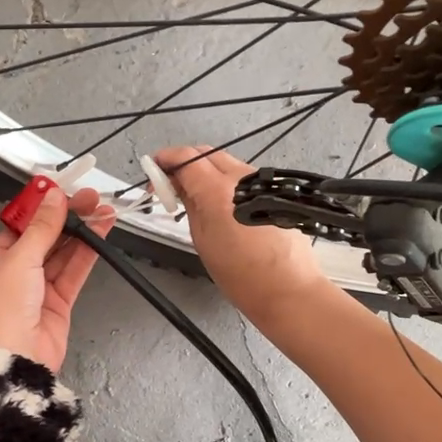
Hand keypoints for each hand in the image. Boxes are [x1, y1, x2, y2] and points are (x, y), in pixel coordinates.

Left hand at [0, 186, 115, 370]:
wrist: (13, 362)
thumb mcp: (18, 260)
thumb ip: (41, 228)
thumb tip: (52, 199)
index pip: (22, 224)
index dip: (43, 206)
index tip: (64, 189)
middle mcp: (16, 273)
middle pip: (46, 237)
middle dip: (69, 217)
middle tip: (91, 199)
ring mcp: (38, 290)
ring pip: (64, 253)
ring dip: (83, 233)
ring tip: (103, 213)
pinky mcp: (58, 304)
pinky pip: (75, 273)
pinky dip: (88, 254)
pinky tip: (100, 236)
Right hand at [153, 145, 331, 318]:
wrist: (287, 288)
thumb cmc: (244, 275)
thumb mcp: (202, 240)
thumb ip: (189, 205)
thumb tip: (178, 186)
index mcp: (219, 191)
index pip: (186, 158)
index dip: (165, 159)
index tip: (154, 167)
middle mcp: (242, 180)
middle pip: (205, 153)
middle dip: (183, 162)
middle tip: (169, 182)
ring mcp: (260, 183)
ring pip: (225, 162)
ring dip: (204, 171)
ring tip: (192, 195)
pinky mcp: (272, 192)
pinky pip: (241, 176)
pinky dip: (223, 181)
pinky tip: (217, 201)